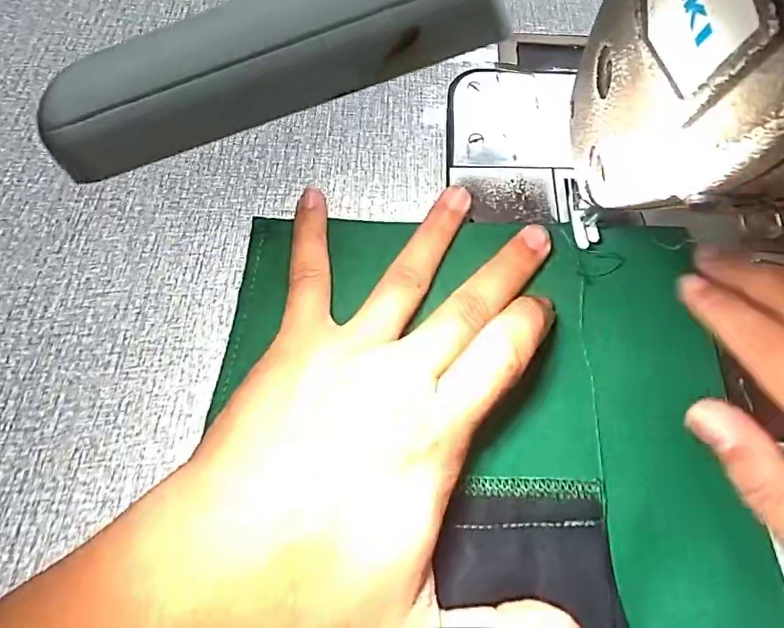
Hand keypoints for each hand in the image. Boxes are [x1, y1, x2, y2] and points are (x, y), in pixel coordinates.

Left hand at [0, 187, 572, 627]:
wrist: (209, 580)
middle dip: (506, 271)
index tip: (545, 305)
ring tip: (456, 199)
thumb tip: (574, 626)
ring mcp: (348, 354)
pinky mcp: (297, 345)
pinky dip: (311, 236)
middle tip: (531, 238)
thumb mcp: (420, 624)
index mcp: (435, 433)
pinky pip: (308, 279)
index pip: (501, 360)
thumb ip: (502, 623)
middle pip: (469, 309)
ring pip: (406, 279)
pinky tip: (312, 200)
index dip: (529, 325)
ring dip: (435, 235)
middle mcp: (399, 380)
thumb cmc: (309, 600)